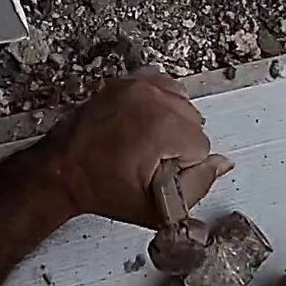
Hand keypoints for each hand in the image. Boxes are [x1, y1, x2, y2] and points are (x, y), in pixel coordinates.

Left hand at [38, 71, 233, 227]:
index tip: (157, 173)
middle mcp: (153, 97)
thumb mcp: (153, 205)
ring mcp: (139, 84)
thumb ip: (197, 187)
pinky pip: (164, 85)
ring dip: (172, 122)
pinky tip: (145, 122)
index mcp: (162, 125)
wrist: (62, 168)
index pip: (201, 145)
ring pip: (182, 103)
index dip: (182, 167)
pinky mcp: (129, 80)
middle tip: (149, 160)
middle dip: (178, 143)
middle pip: (194, 121)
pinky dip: (161, 101)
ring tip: (145, 142)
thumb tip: (222, 163)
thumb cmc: (101, 187)